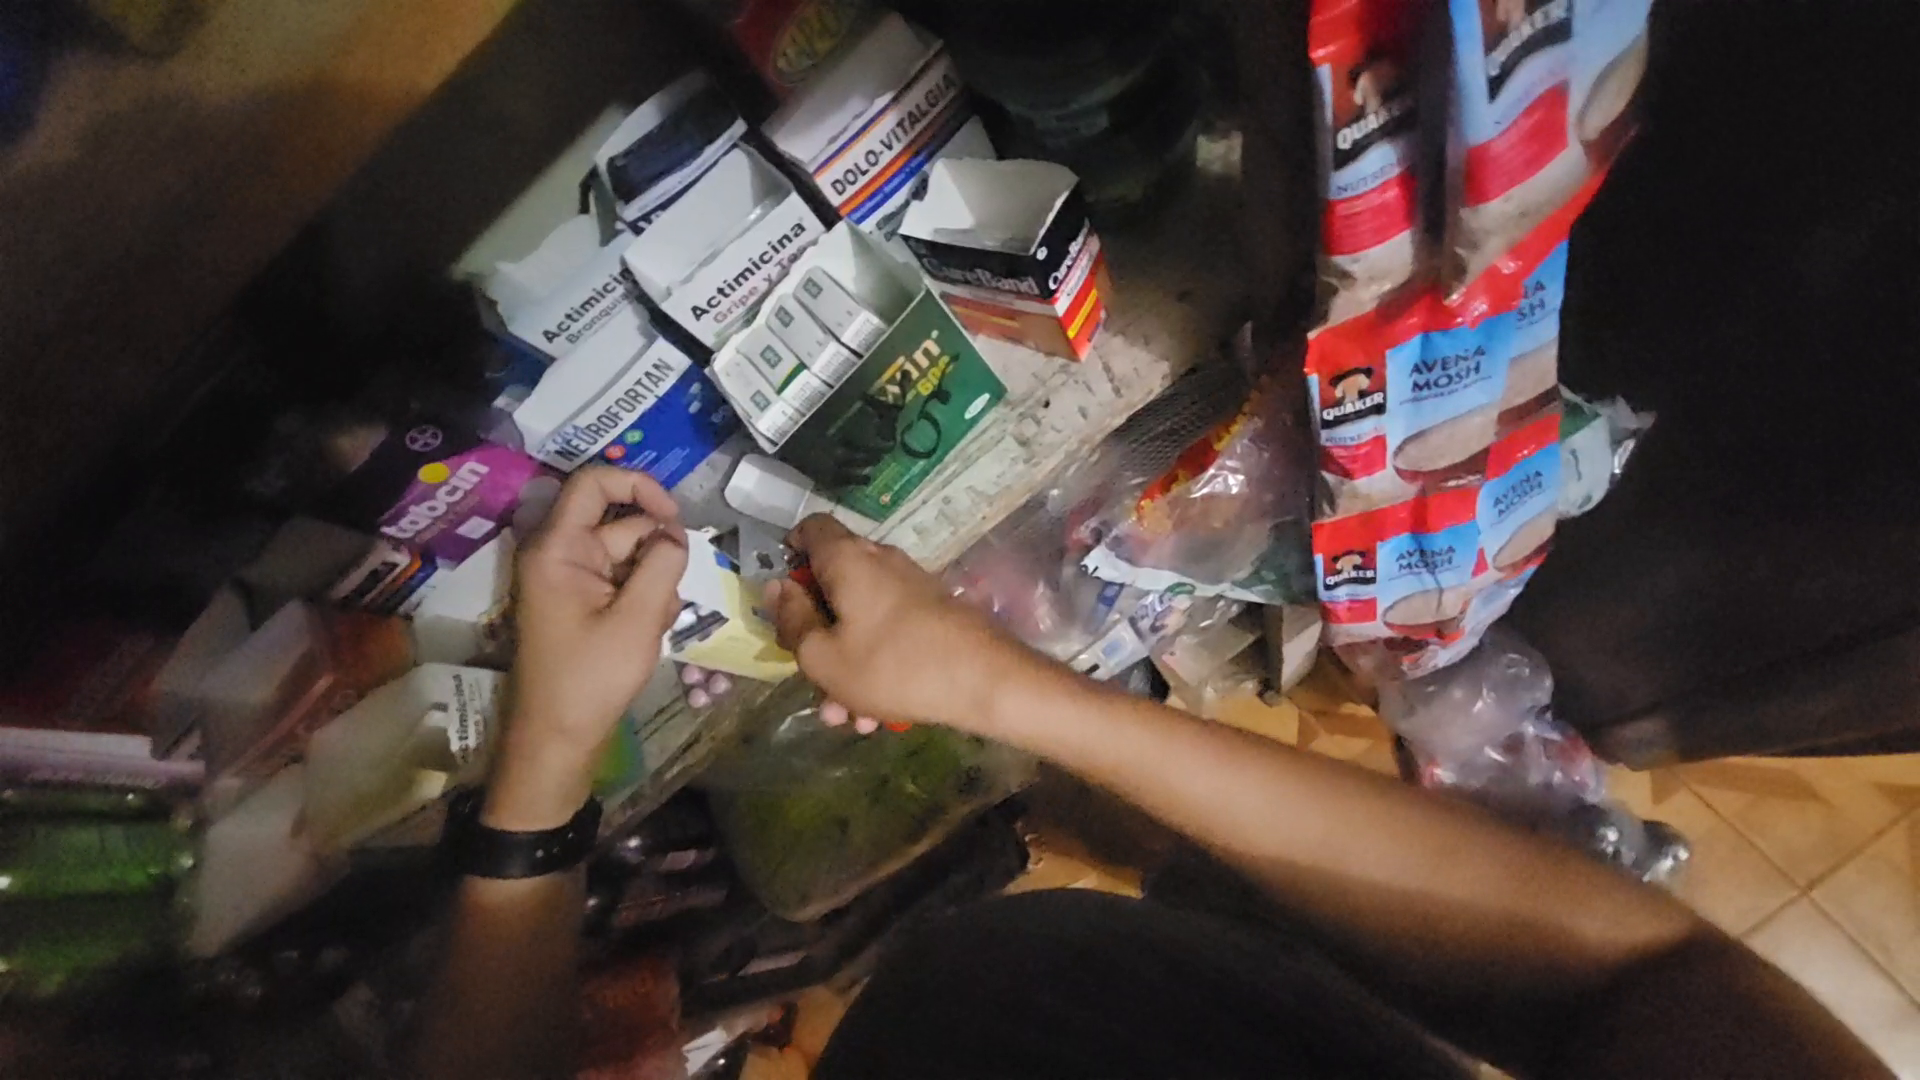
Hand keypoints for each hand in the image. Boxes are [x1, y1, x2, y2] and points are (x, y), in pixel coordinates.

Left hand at [488, 467, 687, 829]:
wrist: (559, 736)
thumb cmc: (592, 677)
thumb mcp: (640, 617)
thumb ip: (664, 565)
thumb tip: (676, 538)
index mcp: (559, 548)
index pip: (594, 483)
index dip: (640, 485)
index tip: (675, 518)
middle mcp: (562, 554)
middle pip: (622, 523)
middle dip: (658, 551)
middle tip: (673, 590)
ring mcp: (572, 579)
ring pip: (632, 554)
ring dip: (656, 580)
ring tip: (657, 622)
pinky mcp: (584, 601)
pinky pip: (626, 579)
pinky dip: (647, 596)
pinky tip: (651, 629)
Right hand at [764, 515, 1037, 735]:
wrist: (985, 680)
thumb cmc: (893, 665)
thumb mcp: (823, 655)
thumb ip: (791, 619)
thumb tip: (777, 586)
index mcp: (849, 558)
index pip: (810, 527)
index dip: (788, 552)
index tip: (780, 591)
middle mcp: (881, 560)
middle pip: (833, 583)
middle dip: (816, 632)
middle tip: (809, 675)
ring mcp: (911, 585)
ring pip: (861, 618)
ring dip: (846, 662)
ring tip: (845, 714)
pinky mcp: (933, 612)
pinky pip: (890, 632)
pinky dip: (876, 664)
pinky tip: (877, 715)